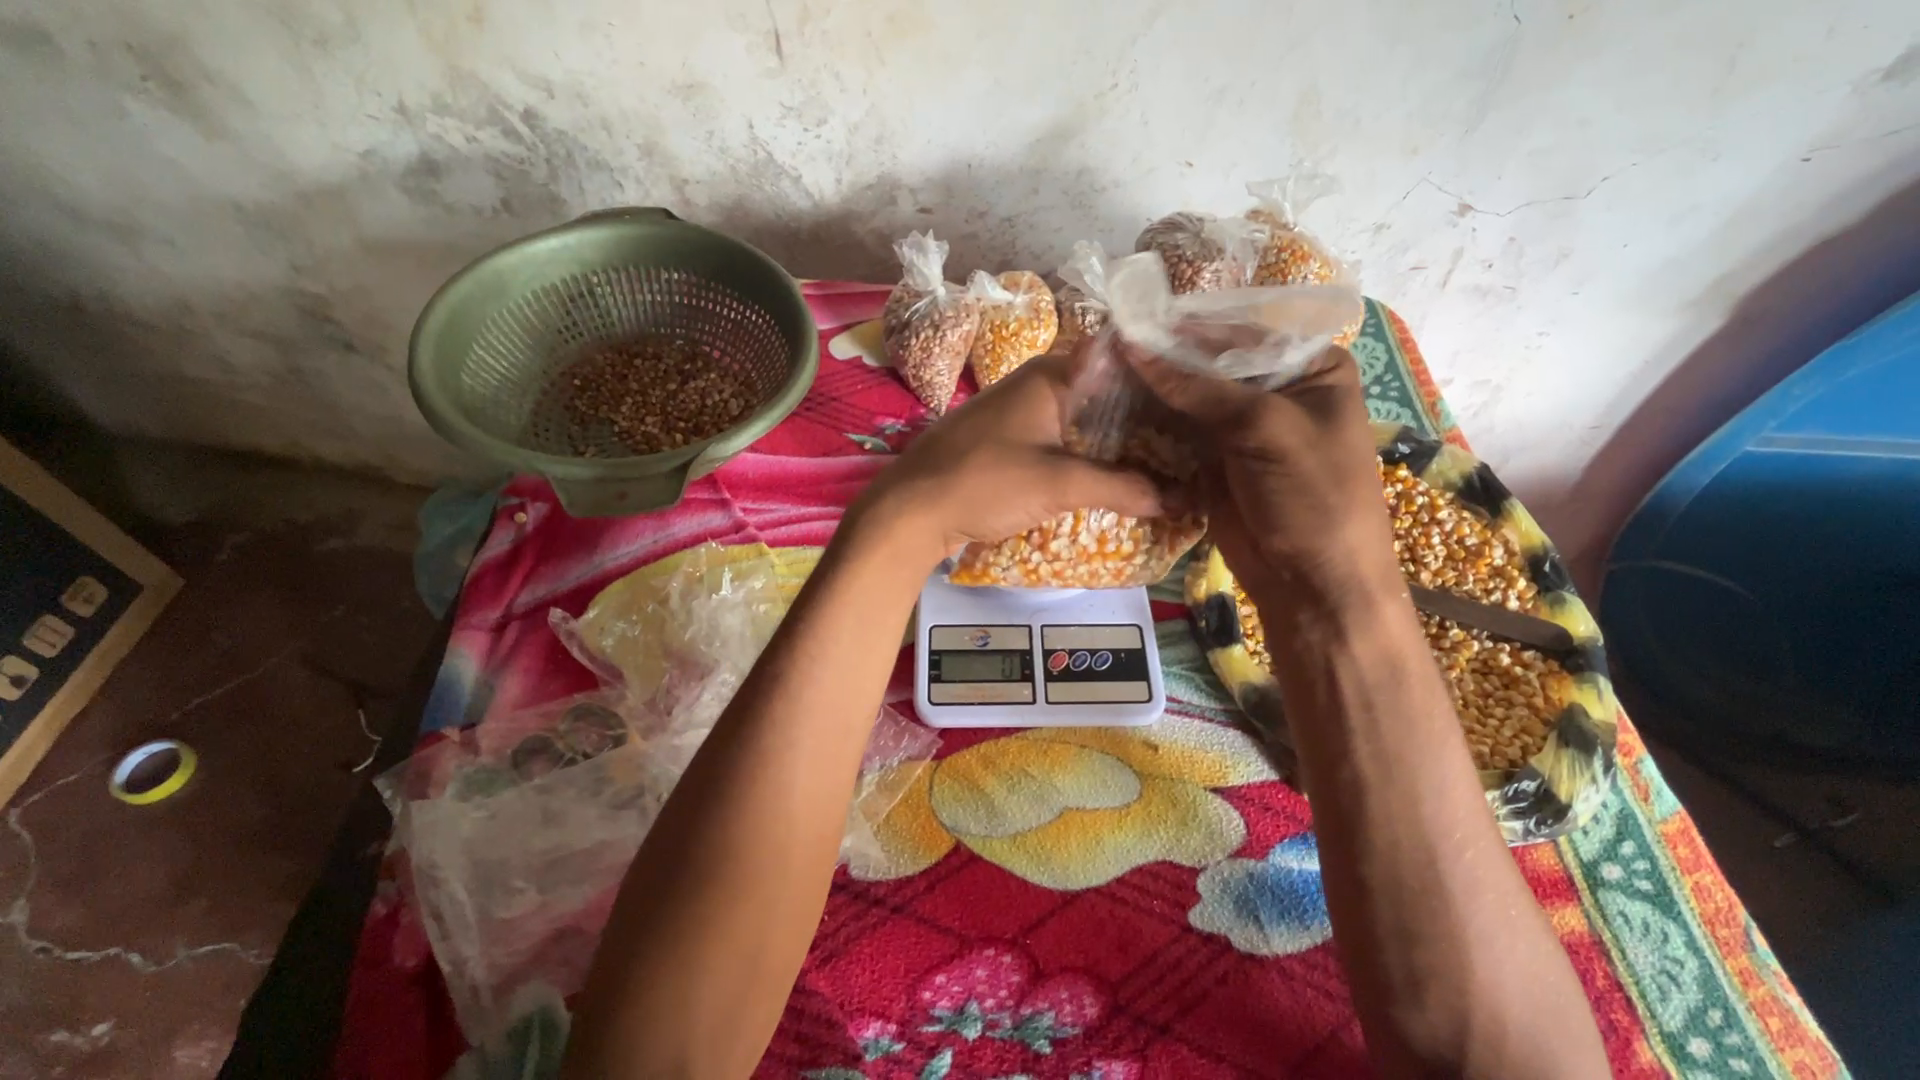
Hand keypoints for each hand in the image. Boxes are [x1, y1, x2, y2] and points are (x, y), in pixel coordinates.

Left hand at [851, 353, 1163, 565]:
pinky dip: (1087, 455)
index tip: (1195, 403)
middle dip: (1143, 418)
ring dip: (1115, 440)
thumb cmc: (986, 482)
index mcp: (1050, 375)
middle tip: (1188, 442)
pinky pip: (1061, 439)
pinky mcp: (1008, 441)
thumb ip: (1122, 487)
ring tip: (1163, 462)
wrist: (912, 510)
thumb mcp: (1060, 484)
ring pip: (1082, 418)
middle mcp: (1036, 383)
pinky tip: (1112, 477)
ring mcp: (1019, 412)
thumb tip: (1179, 499)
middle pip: (1104, 392)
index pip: (1119, 359)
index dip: (1159, 380)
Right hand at [1128, 345, 1399, 613]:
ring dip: (1150, 391)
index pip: (1241, 332)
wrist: (1313, 584)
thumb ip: (1197, 386)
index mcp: (1311, 367)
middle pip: (1211, 363)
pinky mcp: (1215, 460)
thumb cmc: (1312, 495)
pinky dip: (1149, 424)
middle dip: (1163, 359)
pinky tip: (1112, 410)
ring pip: (1189, 398)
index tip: (1133, 320)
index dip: (1187, 328)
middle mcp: (1277, 389)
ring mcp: (1242, 427)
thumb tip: (1133, 344)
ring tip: (1099, 374)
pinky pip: (1177, 432)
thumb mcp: (1263, 428)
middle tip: (1107, 347)